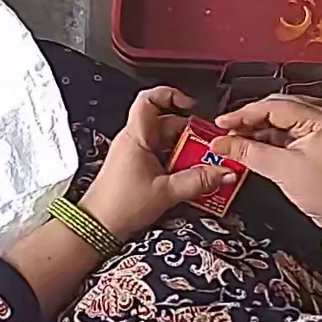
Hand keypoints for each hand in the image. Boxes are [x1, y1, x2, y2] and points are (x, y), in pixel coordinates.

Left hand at [79, 87, 236, 238]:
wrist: (97, 227)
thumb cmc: (119, 206)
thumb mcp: (166, 193)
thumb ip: (199, 181)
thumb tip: (223, 172)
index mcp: (136, 136)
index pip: (150, 99)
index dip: (172, 95)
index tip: (191, 106)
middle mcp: (134, 140)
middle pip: (167, 123)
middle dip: (190, 133)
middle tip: (208, 148)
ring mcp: (134, 152)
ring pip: (166, 140)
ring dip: (185, 150)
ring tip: (202, 166)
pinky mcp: (136, 166)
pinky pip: (161, 154)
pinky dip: (176, 161)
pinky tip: (188, 177)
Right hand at [211, 96, 321, 234]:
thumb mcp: (282, 170)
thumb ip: (249, 153)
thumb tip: (222, 143)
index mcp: (318, 118)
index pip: (273, 106)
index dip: (243, 114)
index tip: (222, 122)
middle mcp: (319, 118)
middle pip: (274, 109)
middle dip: (247, 120)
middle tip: (225, 130)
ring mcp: (315, 130)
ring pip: (277, 121)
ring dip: (255, 130)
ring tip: (233, 140)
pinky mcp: (311, 144)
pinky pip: (282, 134)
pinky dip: (265, 140)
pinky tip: (249, 147)